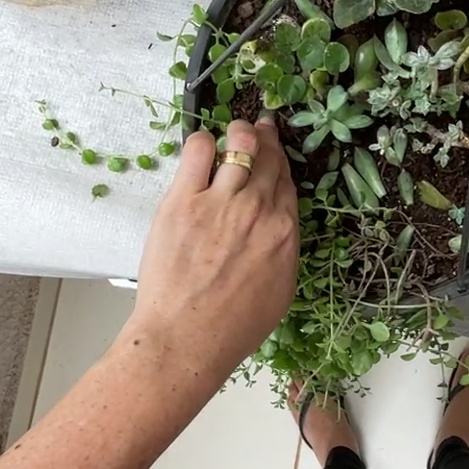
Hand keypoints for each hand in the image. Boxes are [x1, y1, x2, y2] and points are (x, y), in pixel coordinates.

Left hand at [128, 117, 299, 374]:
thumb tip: (278, 224)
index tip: (275, 150)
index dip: (280, 160)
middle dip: (265, 139)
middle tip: (259, 128)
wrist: (187, 339)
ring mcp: (220, 202)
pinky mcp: (183, 200)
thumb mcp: (280, 289)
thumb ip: (283, 248)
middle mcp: (257, 209)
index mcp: (285, 230)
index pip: (286, 179)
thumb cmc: (234, 325)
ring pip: (239, 145)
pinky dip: (203, 142)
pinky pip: (198, 150)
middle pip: (267, 158)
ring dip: (240, 133)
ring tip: (234, 132)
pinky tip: (202, 149)